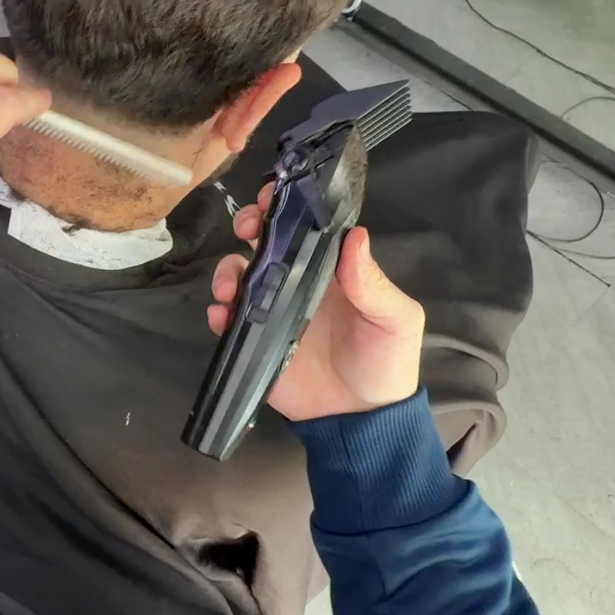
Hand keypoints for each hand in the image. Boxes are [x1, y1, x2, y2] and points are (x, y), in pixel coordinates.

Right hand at [208, 186, 424, 419]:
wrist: (359, 419)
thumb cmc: (386, 363)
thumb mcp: (396, 320)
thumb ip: (373, 282)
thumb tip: (356, 236)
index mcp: (331, 271)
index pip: (305, 228)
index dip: (287, 207)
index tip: (273, 196)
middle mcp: (297, 283)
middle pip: (263, 243)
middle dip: (249, 227)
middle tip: (246, 228)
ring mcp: (272, 311)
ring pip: (238, 275)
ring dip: (227, 271)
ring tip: (229, 287)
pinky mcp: (254, 340)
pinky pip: (228, 319)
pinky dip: (218, 312)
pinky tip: (222, 315)